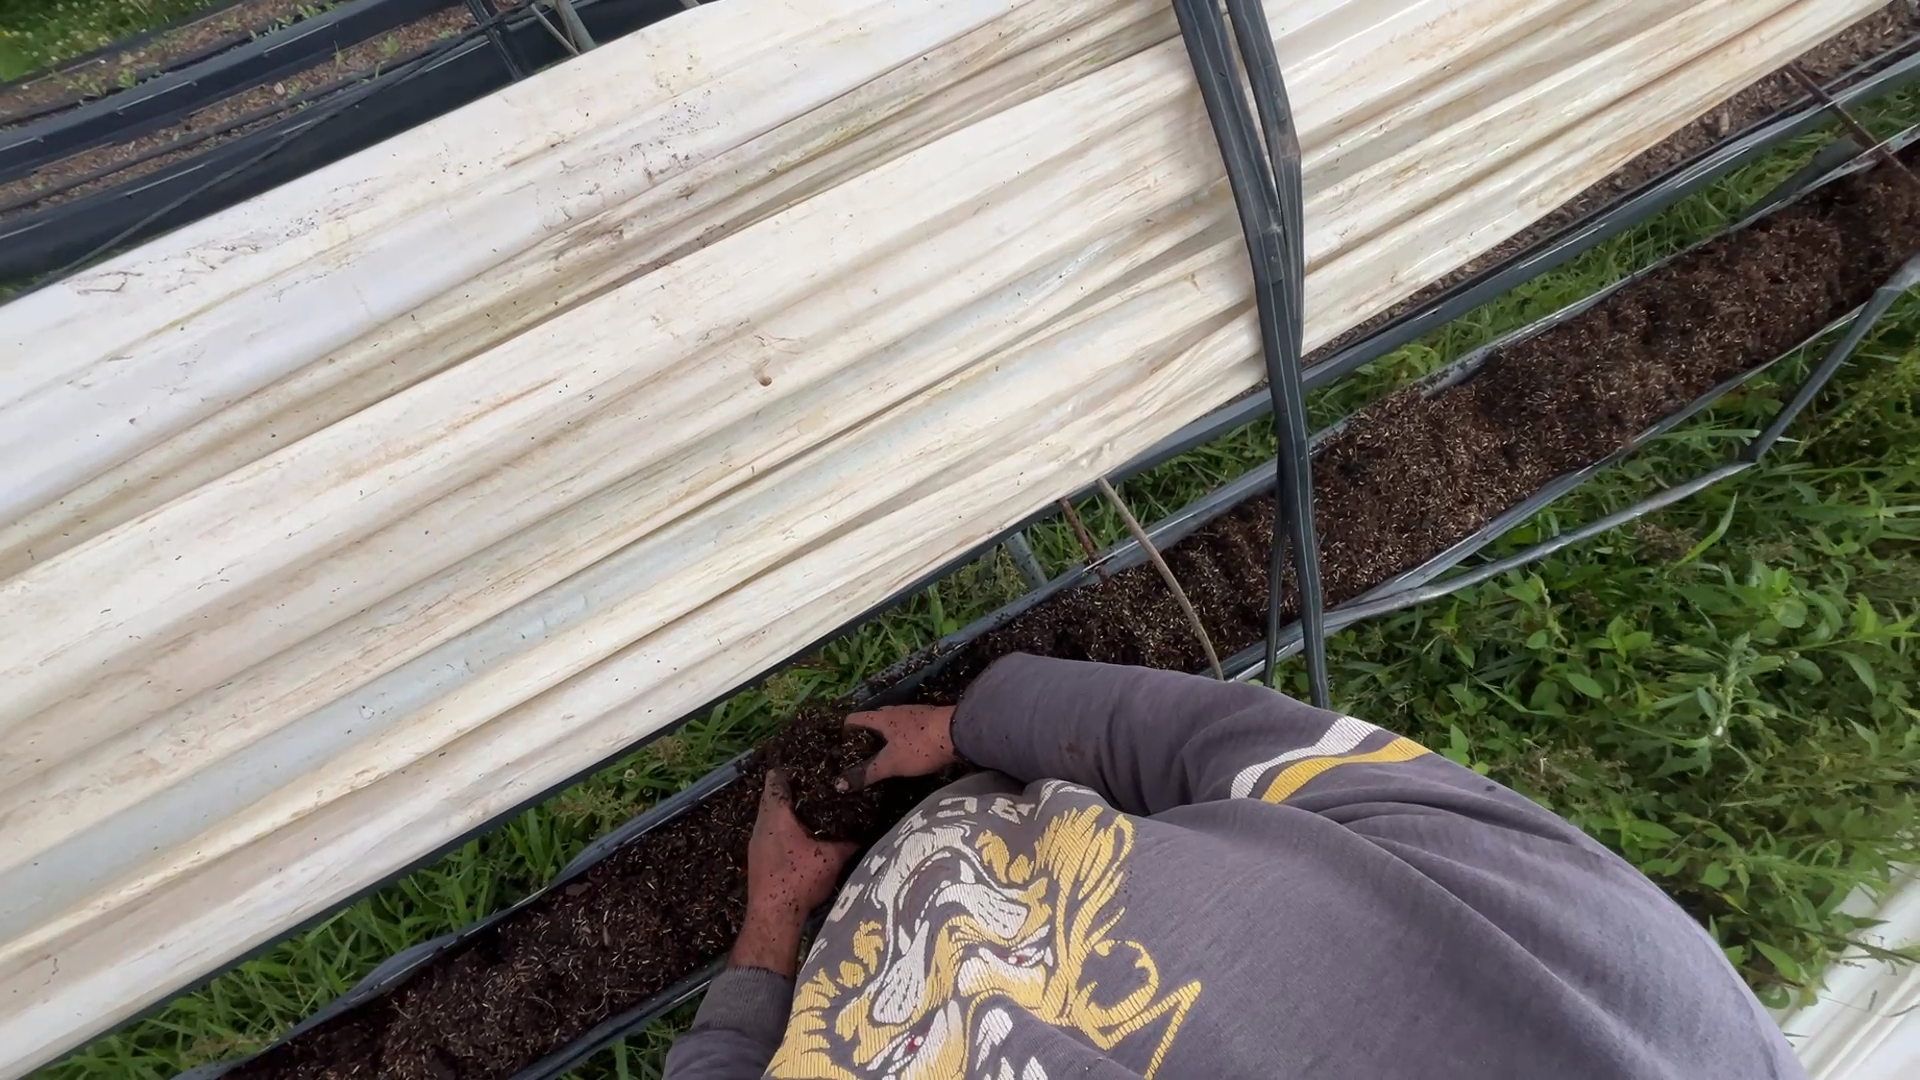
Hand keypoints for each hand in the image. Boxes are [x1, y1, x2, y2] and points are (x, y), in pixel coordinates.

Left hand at [732, 769, 858, 974]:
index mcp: (776, 814)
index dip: (792, 768)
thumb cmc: (799, 880)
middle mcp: (762, 824)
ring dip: (788, 810)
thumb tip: (869, 830)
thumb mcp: (832, 858)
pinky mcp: (758, 858)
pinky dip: (784, 827)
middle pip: (773, 796)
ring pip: (771, 815)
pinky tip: (802, 833)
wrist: (773, 919)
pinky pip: (771, 832)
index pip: (777, 779)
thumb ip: (850, 842)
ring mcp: (756, 842)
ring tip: (813, 805)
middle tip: (818, 783)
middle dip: (794, 789)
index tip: (811, 762)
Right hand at [835, 704, 959, 792]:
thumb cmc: (920, 746)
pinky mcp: (930, 721)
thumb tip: (837, 784)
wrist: (959, 733)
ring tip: (881, 755)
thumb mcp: (891, 763)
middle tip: (859, 755)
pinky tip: (906, 751)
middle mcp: (896, 711)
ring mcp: (915, 714)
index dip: (845, 731)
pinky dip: (902, 738)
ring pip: (893, 723)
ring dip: (885, 736)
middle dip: (866, 734)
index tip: (841, 748)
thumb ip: (867, 772)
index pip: (854, 718)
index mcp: (883, 718)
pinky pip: (908, 728)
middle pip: (874, 719)